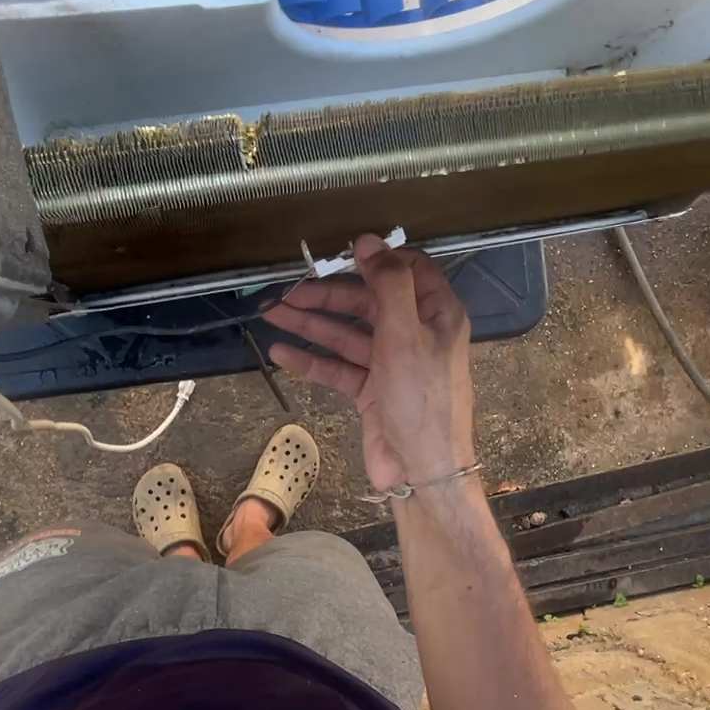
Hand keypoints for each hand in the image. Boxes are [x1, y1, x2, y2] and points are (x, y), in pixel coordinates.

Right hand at [264, 234, 476, 492]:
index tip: (340, 254)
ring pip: (347, 335)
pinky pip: (338, 367)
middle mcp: (415, 334)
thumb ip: (388, 284)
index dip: (375, 259)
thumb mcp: (406, 334)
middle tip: (288, 293)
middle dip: (327, 296)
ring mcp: (391, 364)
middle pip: (367, 302)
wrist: (421, 468)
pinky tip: (282, 352)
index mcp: (436, 313)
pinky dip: (312, 360)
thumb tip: (368, 241)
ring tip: (273, 314)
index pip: (409, 270)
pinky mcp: (372, 391)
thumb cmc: (422, 398)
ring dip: (311, 325)